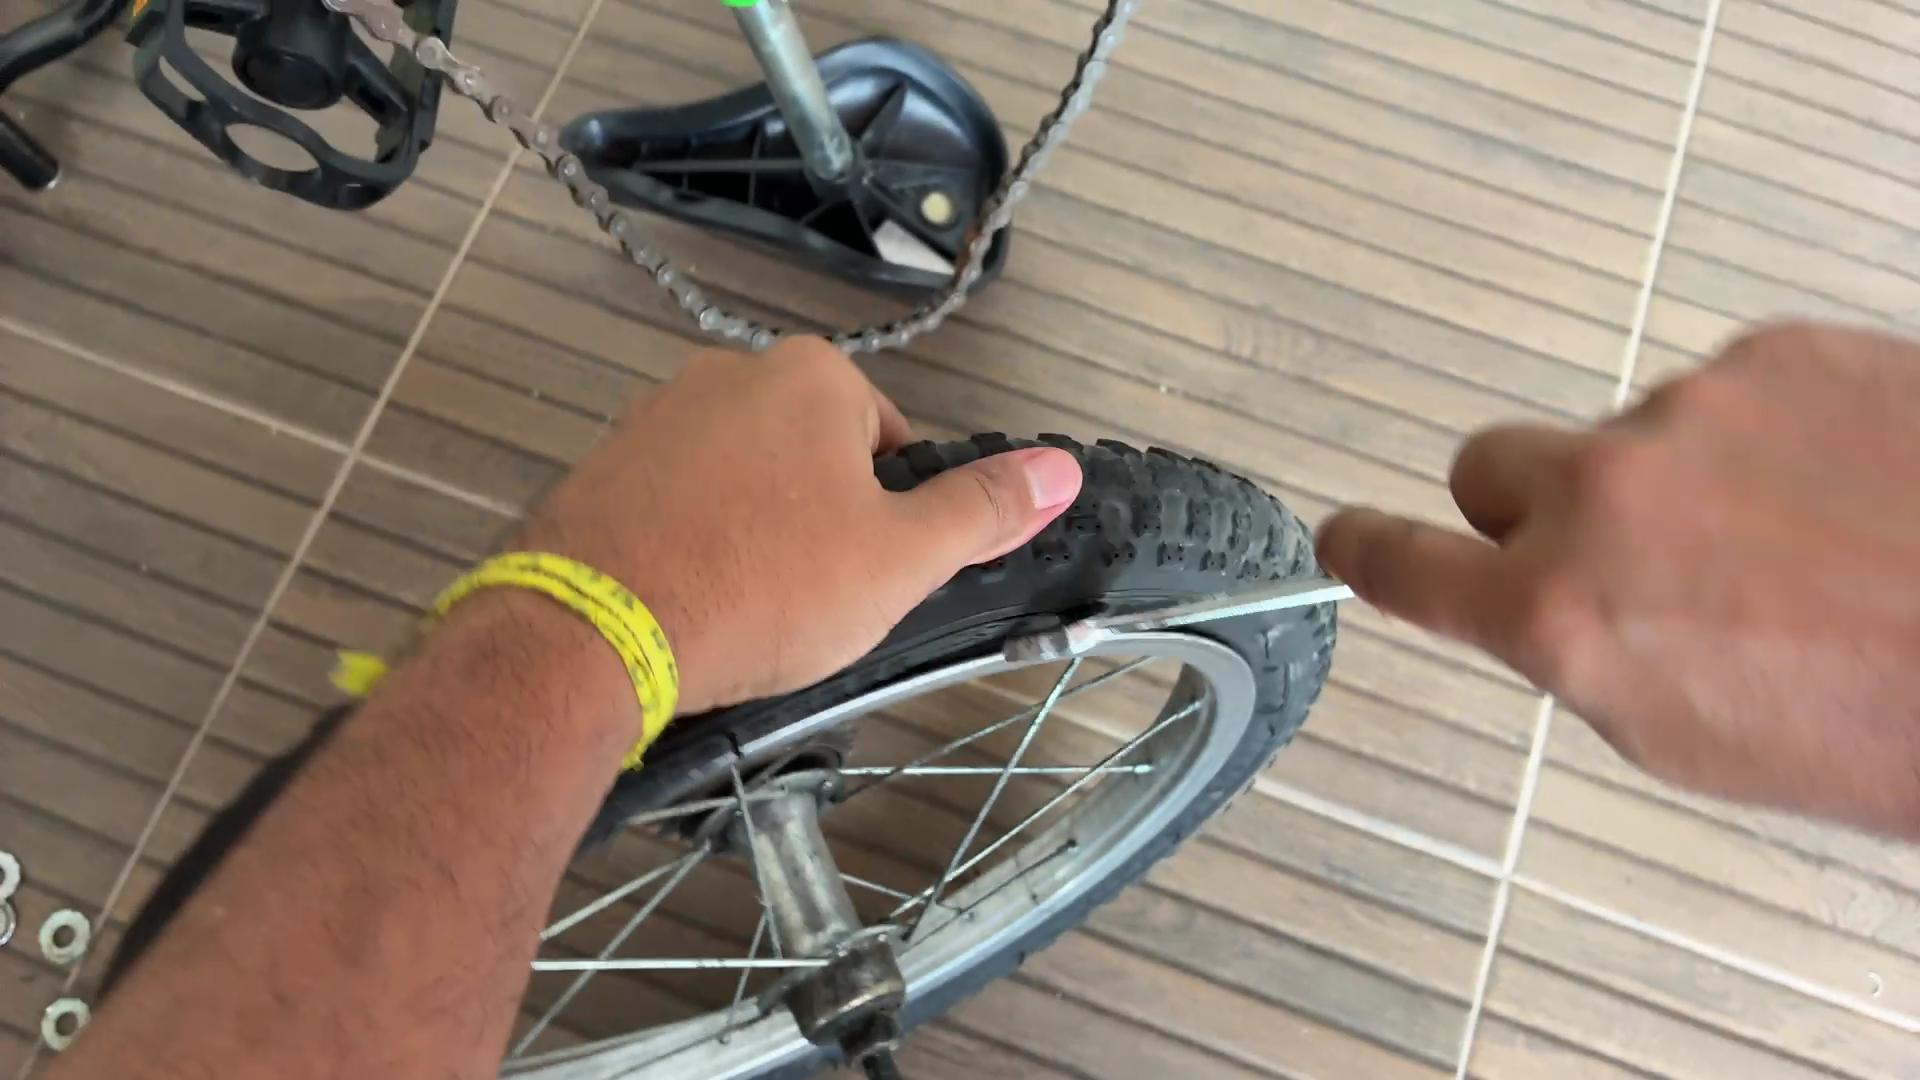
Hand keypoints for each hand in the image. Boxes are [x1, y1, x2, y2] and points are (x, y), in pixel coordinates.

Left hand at [512, 337, 1082, 715]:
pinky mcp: (605, 465)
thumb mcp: (899, 557)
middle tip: (813, 594)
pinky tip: (695, 593)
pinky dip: (701, 539)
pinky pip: (683, 499)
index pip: (890, 442)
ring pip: (749, 480)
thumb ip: (982, 509)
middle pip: (817, 458)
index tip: (869, 567)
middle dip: (827, 521)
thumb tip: (1063, 469)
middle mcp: (731, 373)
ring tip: (752, 601)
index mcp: (813, 378)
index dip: (893, 513)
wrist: (594, 630)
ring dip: (764, 532)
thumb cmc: (766, 584)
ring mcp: (657, 415)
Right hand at [1316, 323, 1919, 835]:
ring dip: (1670, 478)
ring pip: (1619, 437)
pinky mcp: (1781, 352)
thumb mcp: (1677, 733)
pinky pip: (1721, 395)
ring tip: (1806, 527)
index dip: (1360, 549)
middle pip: (1483, 465)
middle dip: (1529, 505)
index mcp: (1561, 611)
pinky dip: (1761, 435)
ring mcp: (1685, 412)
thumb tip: (1533, 591)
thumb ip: (1566, 644)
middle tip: (1630, 548)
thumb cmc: (1889, 732)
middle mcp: (1599, 500)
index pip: (1400, 563)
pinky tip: (1858, 479)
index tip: (1341, 539)